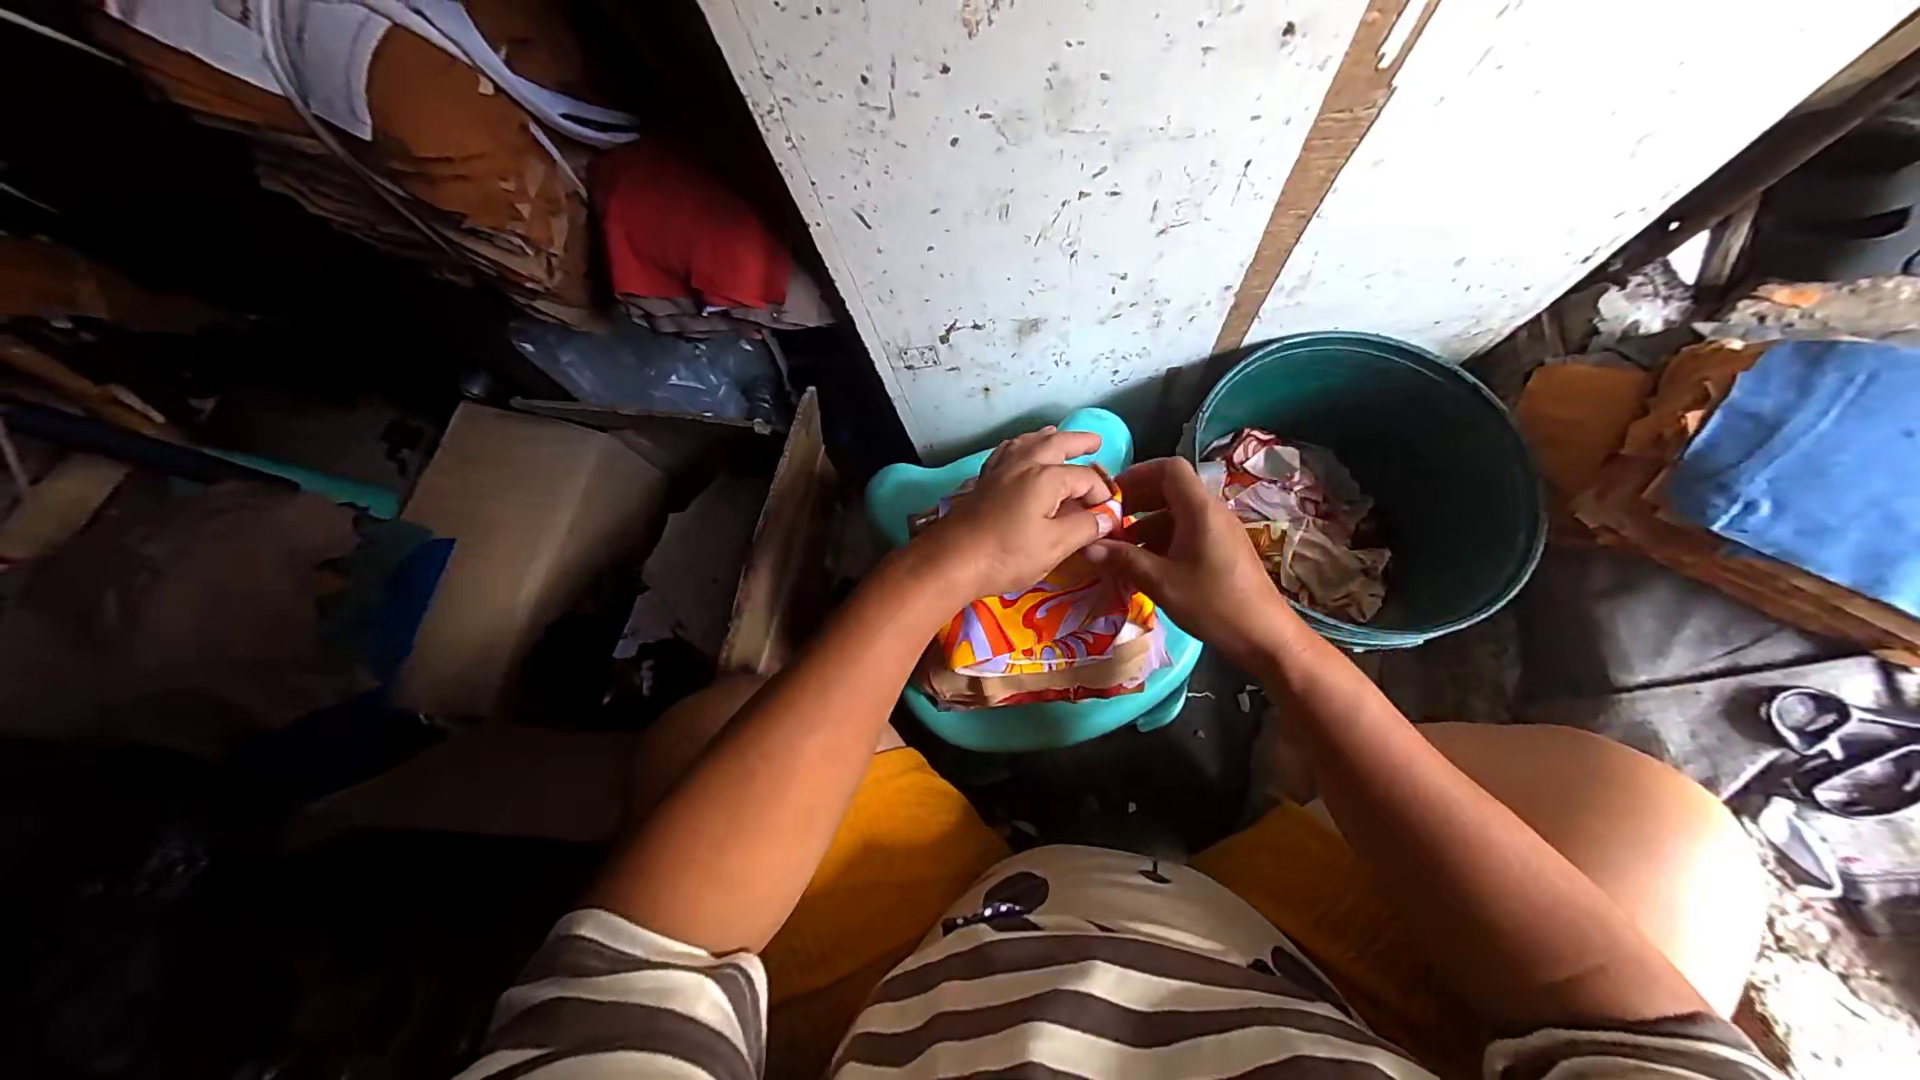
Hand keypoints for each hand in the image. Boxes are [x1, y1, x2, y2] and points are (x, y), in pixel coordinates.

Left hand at [910, 427, 1117, 601]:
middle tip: (1095, 441)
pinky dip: (1019, 447)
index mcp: (1046, 477)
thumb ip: (1084, 528)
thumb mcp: (1054, 546)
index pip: (1085, 478)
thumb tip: (1107, 518)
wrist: (951, 560)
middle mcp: (1023, 464)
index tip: (1109, 514)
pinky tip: (1017, 453)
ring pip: (1027, 442)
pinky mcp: (983, 481)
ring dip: (1046, 438)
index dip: (1101, 495)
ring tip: (1057, 435)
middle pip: (1056, 444)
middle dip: (1078, 441)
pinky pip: (1006, 452)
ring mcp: (999, 470)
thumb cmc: (1006, 555)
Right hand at [1082, 456, 1307, 673]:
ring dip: (1145, 524)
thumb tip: (1087, 548)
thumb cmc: (1214, 603)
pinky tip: (1143, 564)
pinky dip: (1160, 540)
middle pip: (1169, 489)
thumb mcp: (1161, 582)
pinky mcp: (1220, 550)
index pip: (1168, 468)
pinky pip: (1185, 532)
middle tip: (1107, 522)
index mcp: (1199, 509)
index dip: (1137, 475)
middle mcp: (1211, 512)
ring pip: (1175, 513)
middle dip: (1136, 501)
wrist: (1264, 636)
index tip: (1111, 496)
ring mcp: (1218, 531)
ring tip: (1118, 548)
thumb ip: (1123, 560)